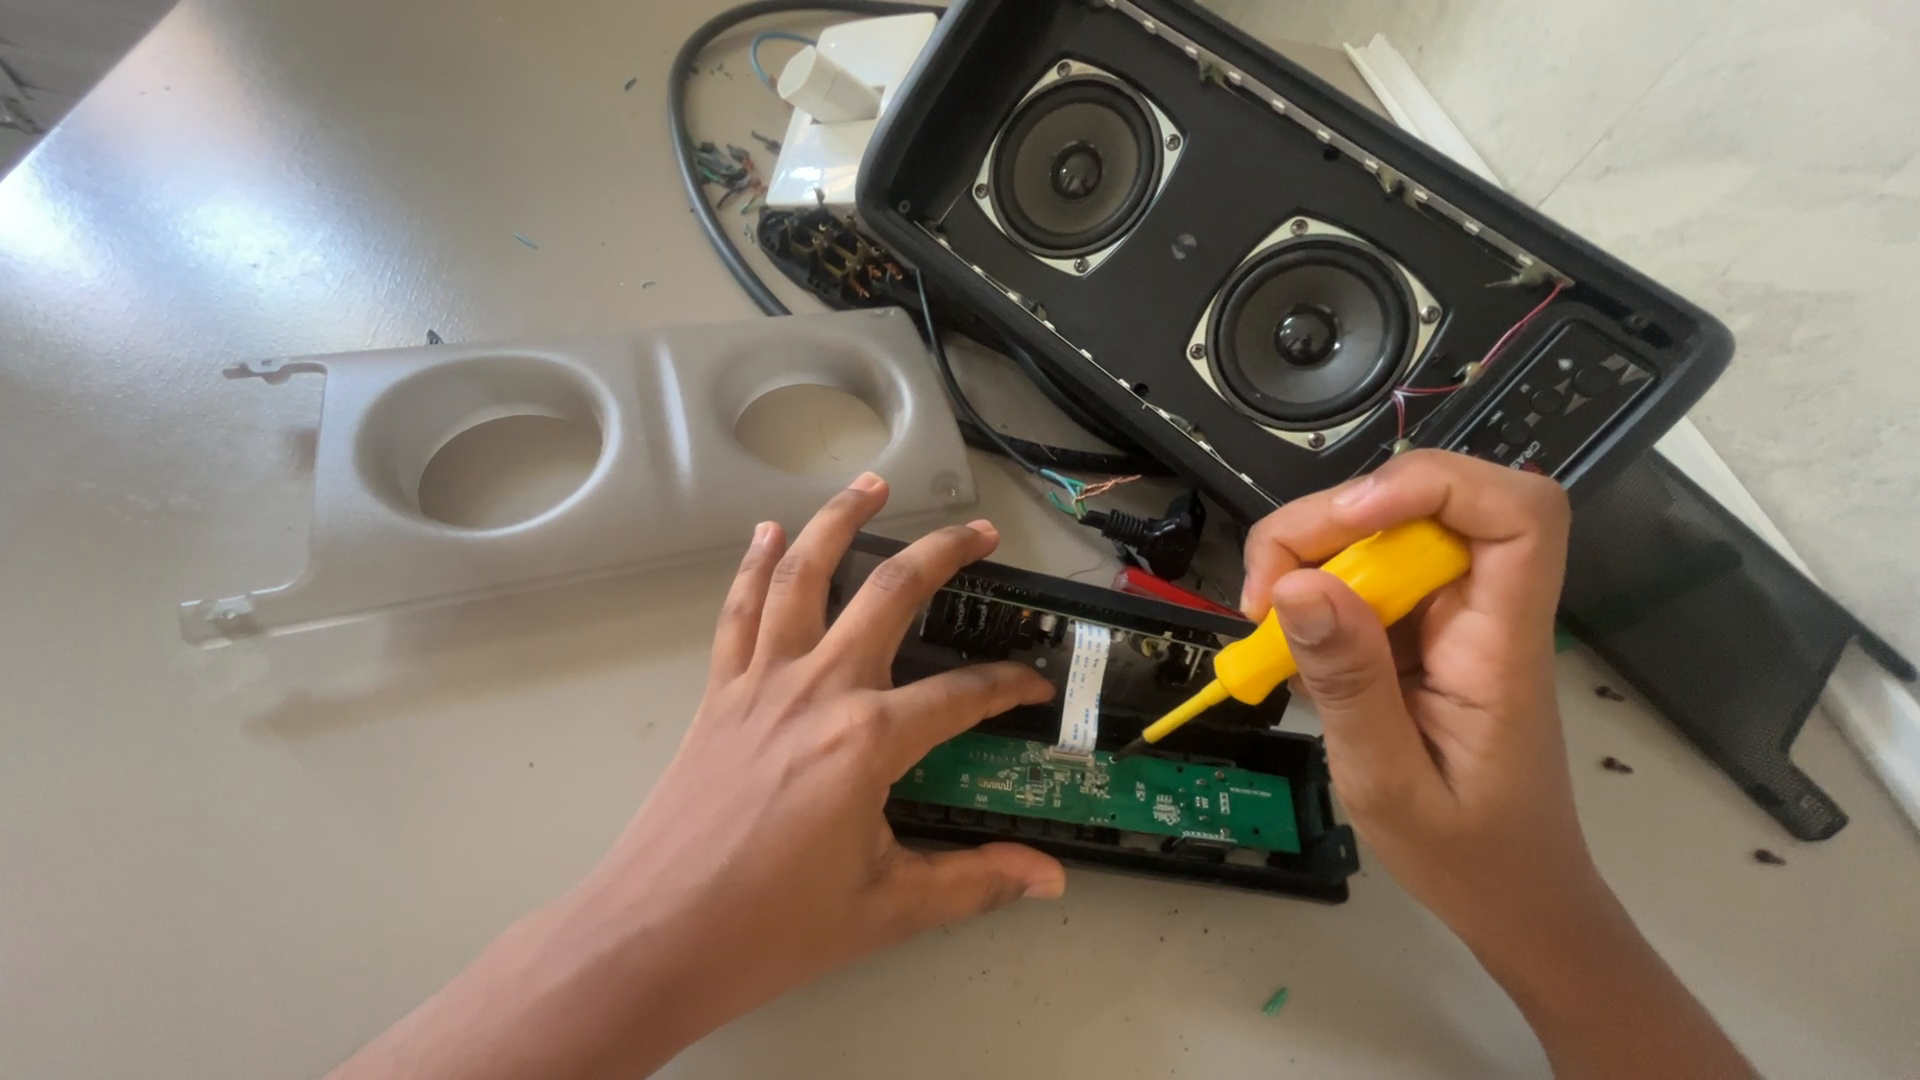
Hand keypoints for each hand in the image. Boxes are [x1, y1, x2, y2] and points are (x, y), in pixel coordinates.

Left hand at [569, 473, 1063, 1058]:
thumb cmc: (773, 927)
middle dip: (943, 553)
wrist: (653, 938)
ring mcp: (763, 680)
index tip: (1034, 685)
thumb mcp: (888, 907)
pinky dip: (755, 564)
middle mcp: (820, 687)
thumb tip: (1050, 880)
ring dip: (840, 520)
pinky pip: (739, 610)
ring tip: (872, 483)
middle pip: (891, 593)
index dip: (1008, 686)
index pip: (962, 694)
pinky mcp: (720, 690)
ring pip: (805, 575)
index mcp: (869, 738)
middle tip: (979, 531)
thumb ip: (975, 882)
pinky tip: (768, 531)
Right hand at [1239, 449, 1587, 944]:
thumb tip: (1297, 584)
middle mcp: (1476, 607)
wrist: (1510, 897)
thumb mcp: (1388, 781)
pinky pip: (1351, 575)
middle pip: (1416, 504)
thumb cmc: (1466, 854)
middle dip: (1320, 525)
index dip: (1432, 485)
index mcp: (1501, 641)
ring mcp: (1442, 615)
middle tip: (1259, 595)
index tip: (1346, 523)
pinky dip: (1301, 594)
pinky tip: (1282, 647)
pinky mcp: (1409, 629)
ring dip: (1299, 557)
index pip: (1515, 512)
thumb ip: (1349, 683)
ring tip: (1260, 627)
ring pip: (1371, 533)